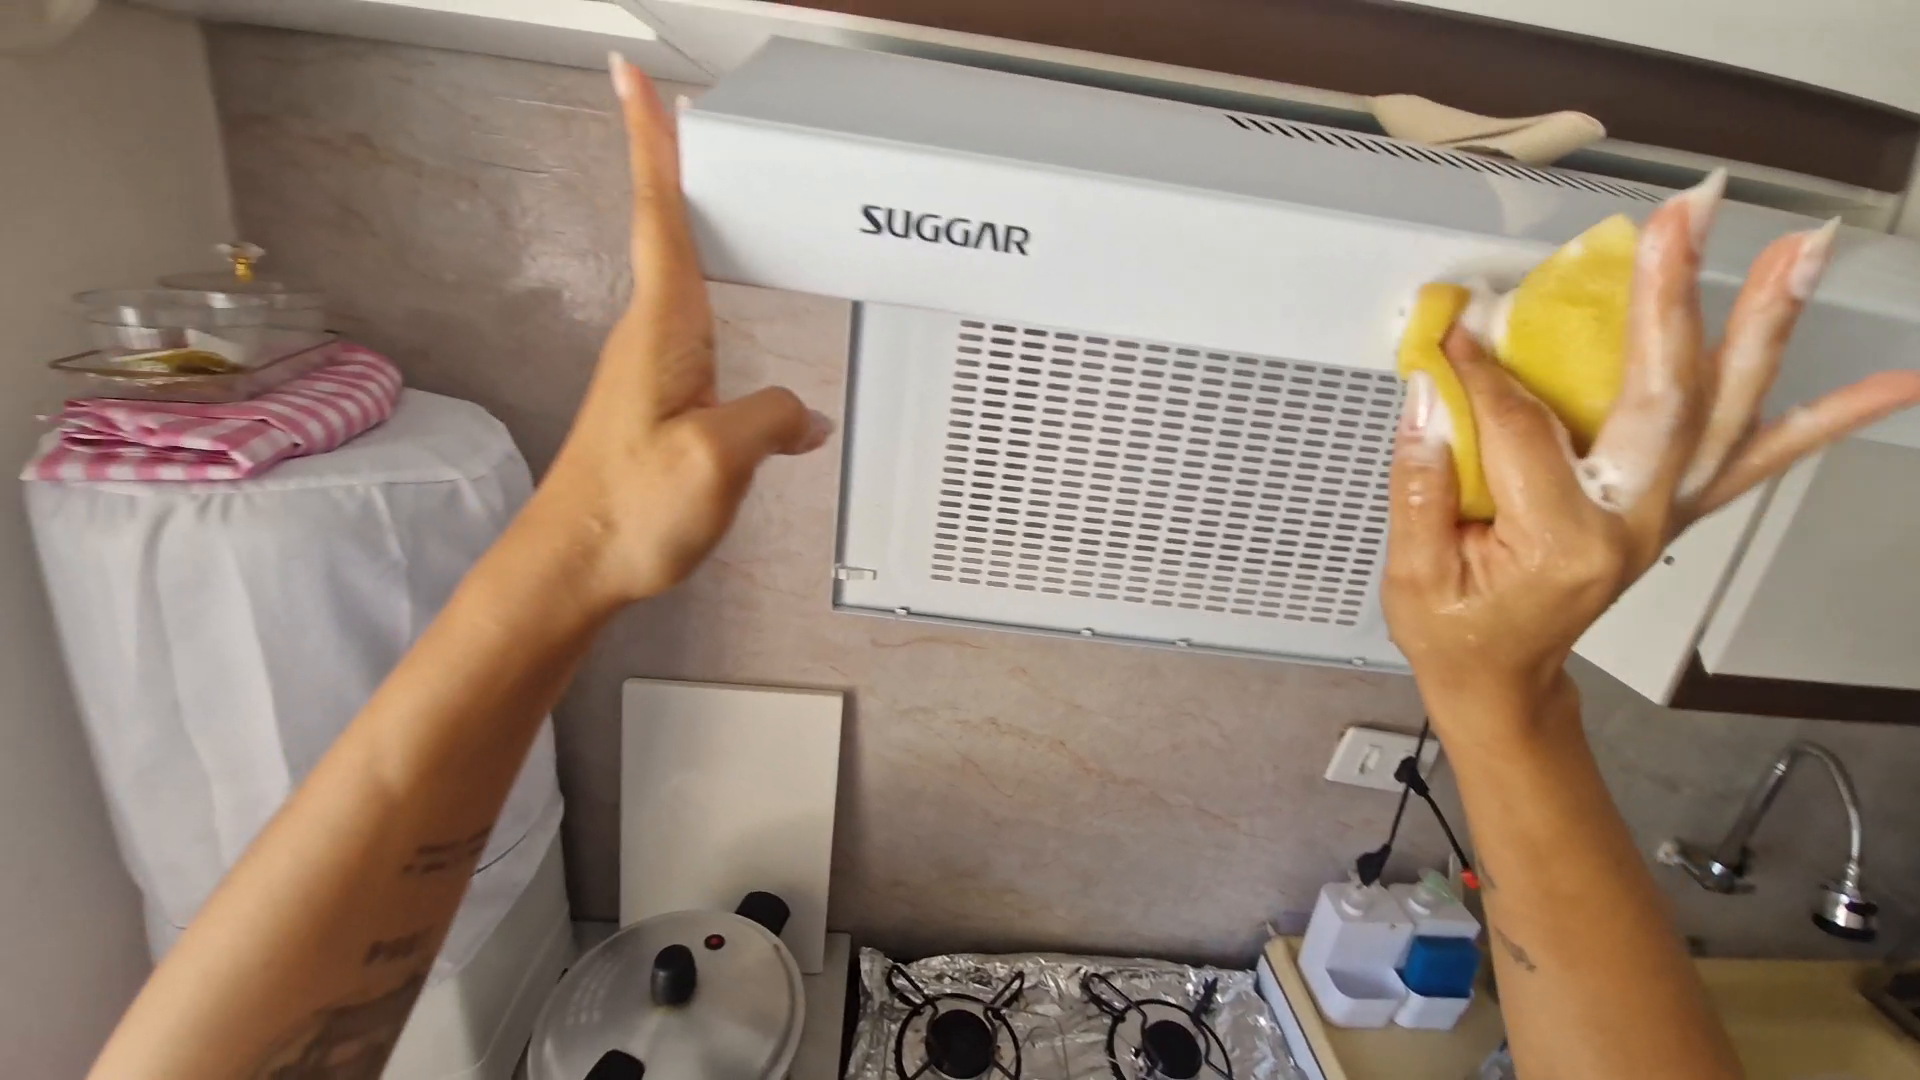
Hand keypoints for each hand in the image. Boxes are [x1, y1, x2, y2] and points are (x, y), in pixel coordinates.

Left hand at [532, 54, 830, 606]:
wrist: (573, 564)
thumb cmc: (633, 508)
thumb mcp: (720, 458)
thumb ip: (773, 419)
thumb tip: (807, 416)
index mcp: (663, 333)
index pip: (660, 220)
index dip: (653, 147)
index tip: (634, 78)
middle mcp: (652, 340)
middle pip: (669, 236)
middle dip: (678, 171)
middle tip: (699, 120)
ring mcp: (653, 374)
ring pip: (682, 284)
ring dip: (695, 229)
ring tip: (726, 195)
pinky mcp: (660, 406)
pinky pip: (696, 334)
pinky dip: (715, 297)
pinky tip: (738, 311)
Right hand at [1384, 175, 1919, 721]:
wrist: (1501, 679)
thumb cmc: (1455, 634)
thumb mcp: (1414, 573)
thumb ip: (1419, 485)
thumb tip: (1429, 399)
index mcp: (1562, 540)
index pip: (1525, 427)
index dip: (1485, 371)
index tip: (1457, 326)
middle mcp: (1633, 522)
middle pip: (1661, 396)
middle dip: (1669, 300)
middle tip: (1682, 222)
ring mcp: (1663, 516)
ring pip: (1725, 412)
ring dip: (1764, 326)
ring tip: (1802, 250)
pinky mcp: (1670, 513)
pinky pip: (1753, 462)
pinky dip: (1818, 421)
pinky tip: (1887, 384)